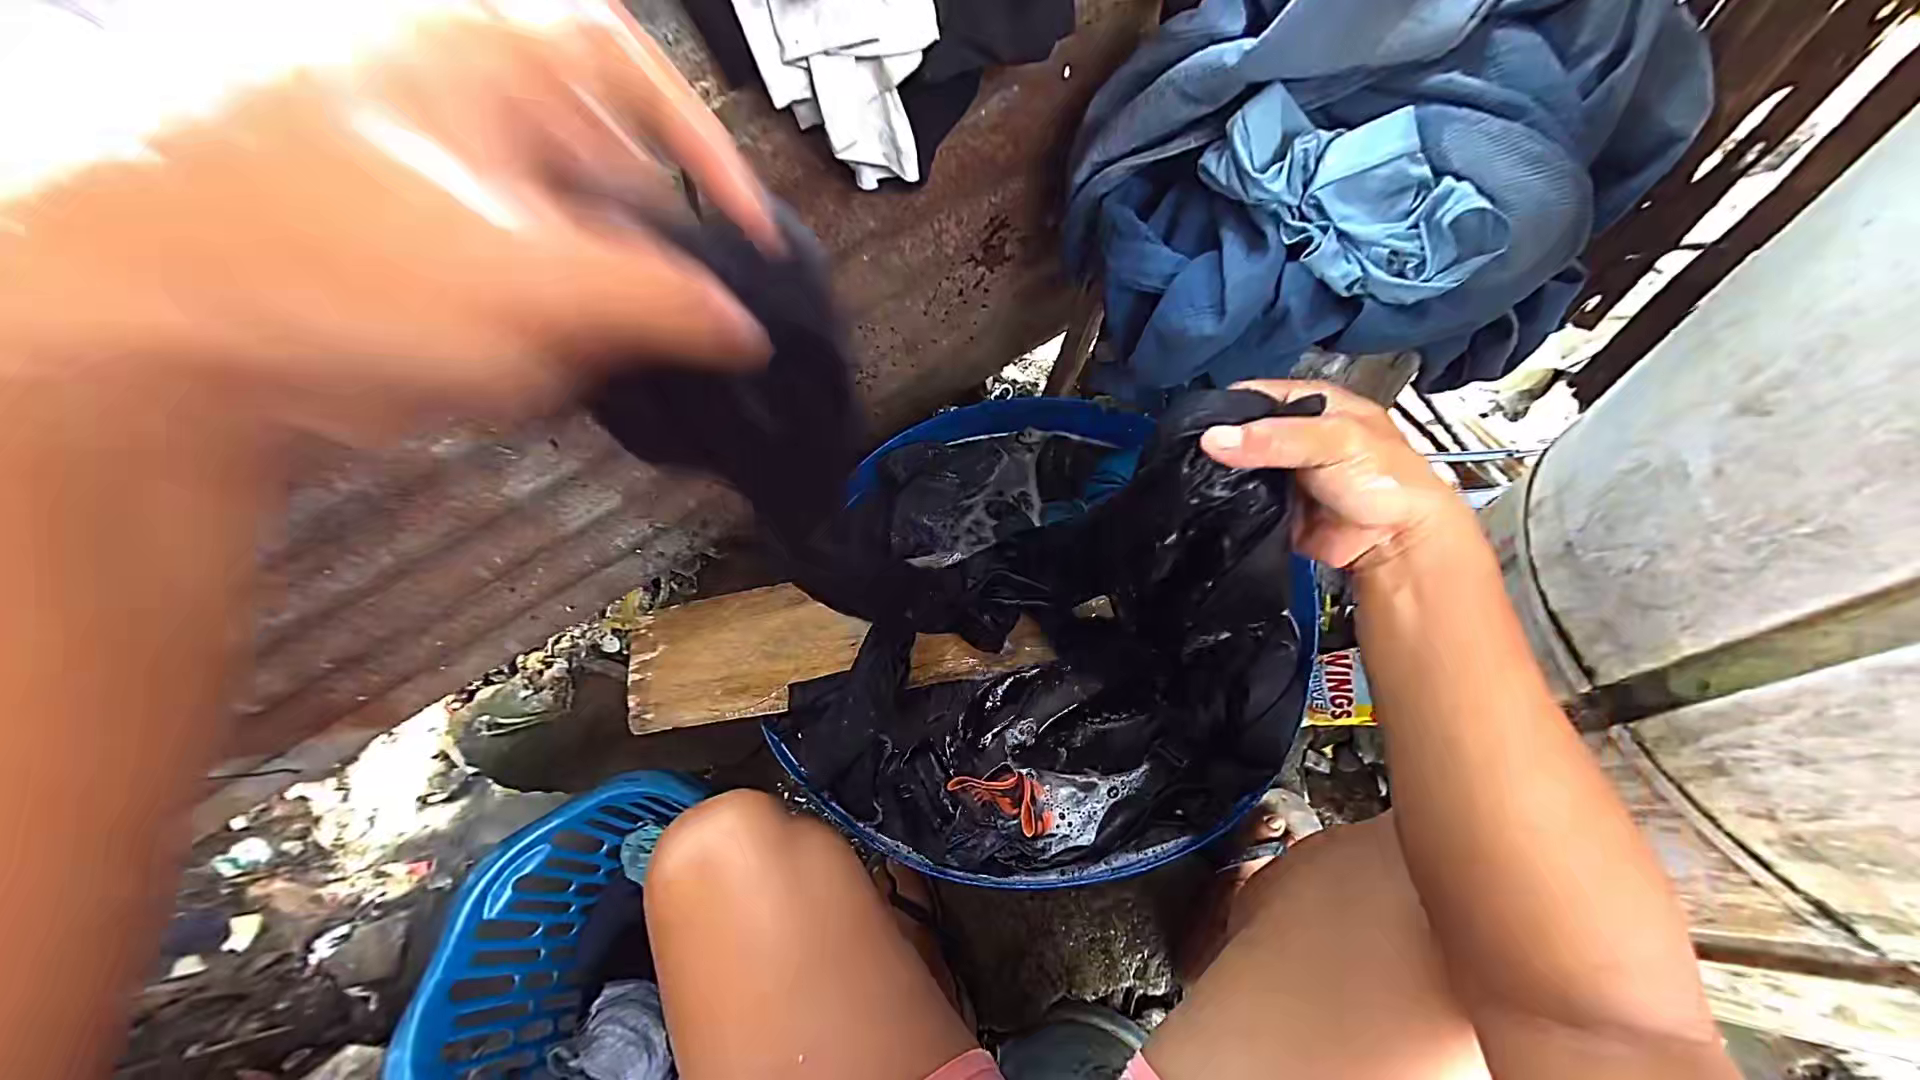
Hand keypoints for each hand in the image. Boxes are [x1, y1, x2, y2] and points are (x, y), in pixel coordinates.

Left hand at [0, 0, 776, 440]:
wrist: (160, 343)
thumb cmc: (305, 270)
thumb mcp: (535, 285)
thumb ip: (663, 306)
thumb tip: (741, 328)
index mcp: (477, 64)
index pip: (634, 69)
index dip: (711, 150)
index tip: (748, 225)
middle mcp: (456, 106)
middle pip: (611, 164)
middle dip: (655, 243)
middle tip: (677, 302)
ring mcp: (437, 180)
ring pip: (570, 229)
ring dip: (603, 290)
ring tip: (590, 339)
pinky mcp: (424, 247)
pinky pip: (530, 274)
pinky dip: (559, 316)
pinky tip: (544, 352)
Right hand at [1200, 381, 1470, 570]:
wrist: (1395, 542)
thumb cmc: (1388, 481)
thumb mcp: (1335, 442)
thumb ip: (1276, 438)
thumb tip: (1216, 438)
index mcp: (1311, 403)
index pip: (1254, 395)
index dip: (1226, 408)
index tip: (1201, 426)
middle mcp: (1292, 434)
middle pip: (1240, 431)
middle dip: (1220, 443)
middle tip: (1198, 455)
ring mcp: (1280, 470)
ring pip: (1235, 466)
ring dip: (1222, 473)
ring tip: (1203, 477)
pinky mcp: (1271, 503)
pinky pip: (1239, 498)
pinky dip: (1228, 499)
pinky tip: (1218, 500)